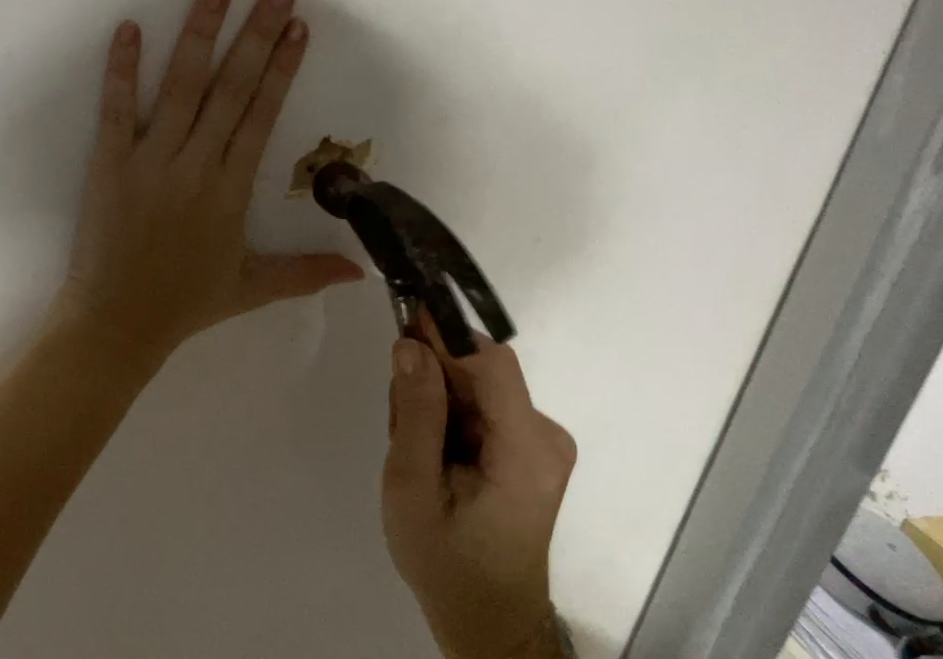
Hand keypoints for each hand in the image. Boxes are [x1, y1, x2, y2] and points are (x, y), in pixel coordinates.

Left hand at [55, 0, 364, 364]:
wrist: (118, 320)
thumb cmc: (185, 302)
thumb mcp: (251, 288)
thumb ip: (305, 272)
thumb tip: (361, 272)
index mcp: (232, 189)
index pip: (263, 115)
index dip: (282, 67)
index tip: (299, 26)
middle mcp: (197, 164)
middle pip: (232, 89)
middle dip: (256, 35)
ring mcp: (151, 159)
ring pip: (181, 87)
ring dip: (199, 35)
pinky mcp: (110, 162)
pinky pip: (116, 108)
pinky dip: (121, 68)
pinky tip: (127, 28)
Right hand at [383, 337, 576, 658]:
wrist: (486, 617)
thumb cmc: (446, 560)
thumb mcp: (412, 487)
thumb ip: (414, 413)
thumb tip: (410, 344)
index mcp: (525, 451)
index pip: (493, 362)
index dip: (446, 334)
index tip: (401, 325)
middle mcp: (545, 436)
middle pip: (480, 371)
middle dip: (431, 378)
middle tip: (398, 422)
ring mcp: (540, 442)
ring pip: (475, 385)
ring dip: (435, 400)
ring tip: (414, 450)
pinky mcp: (529, 448)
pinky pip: (481, 405)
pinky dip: (448, 416)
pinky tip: (431, 452)